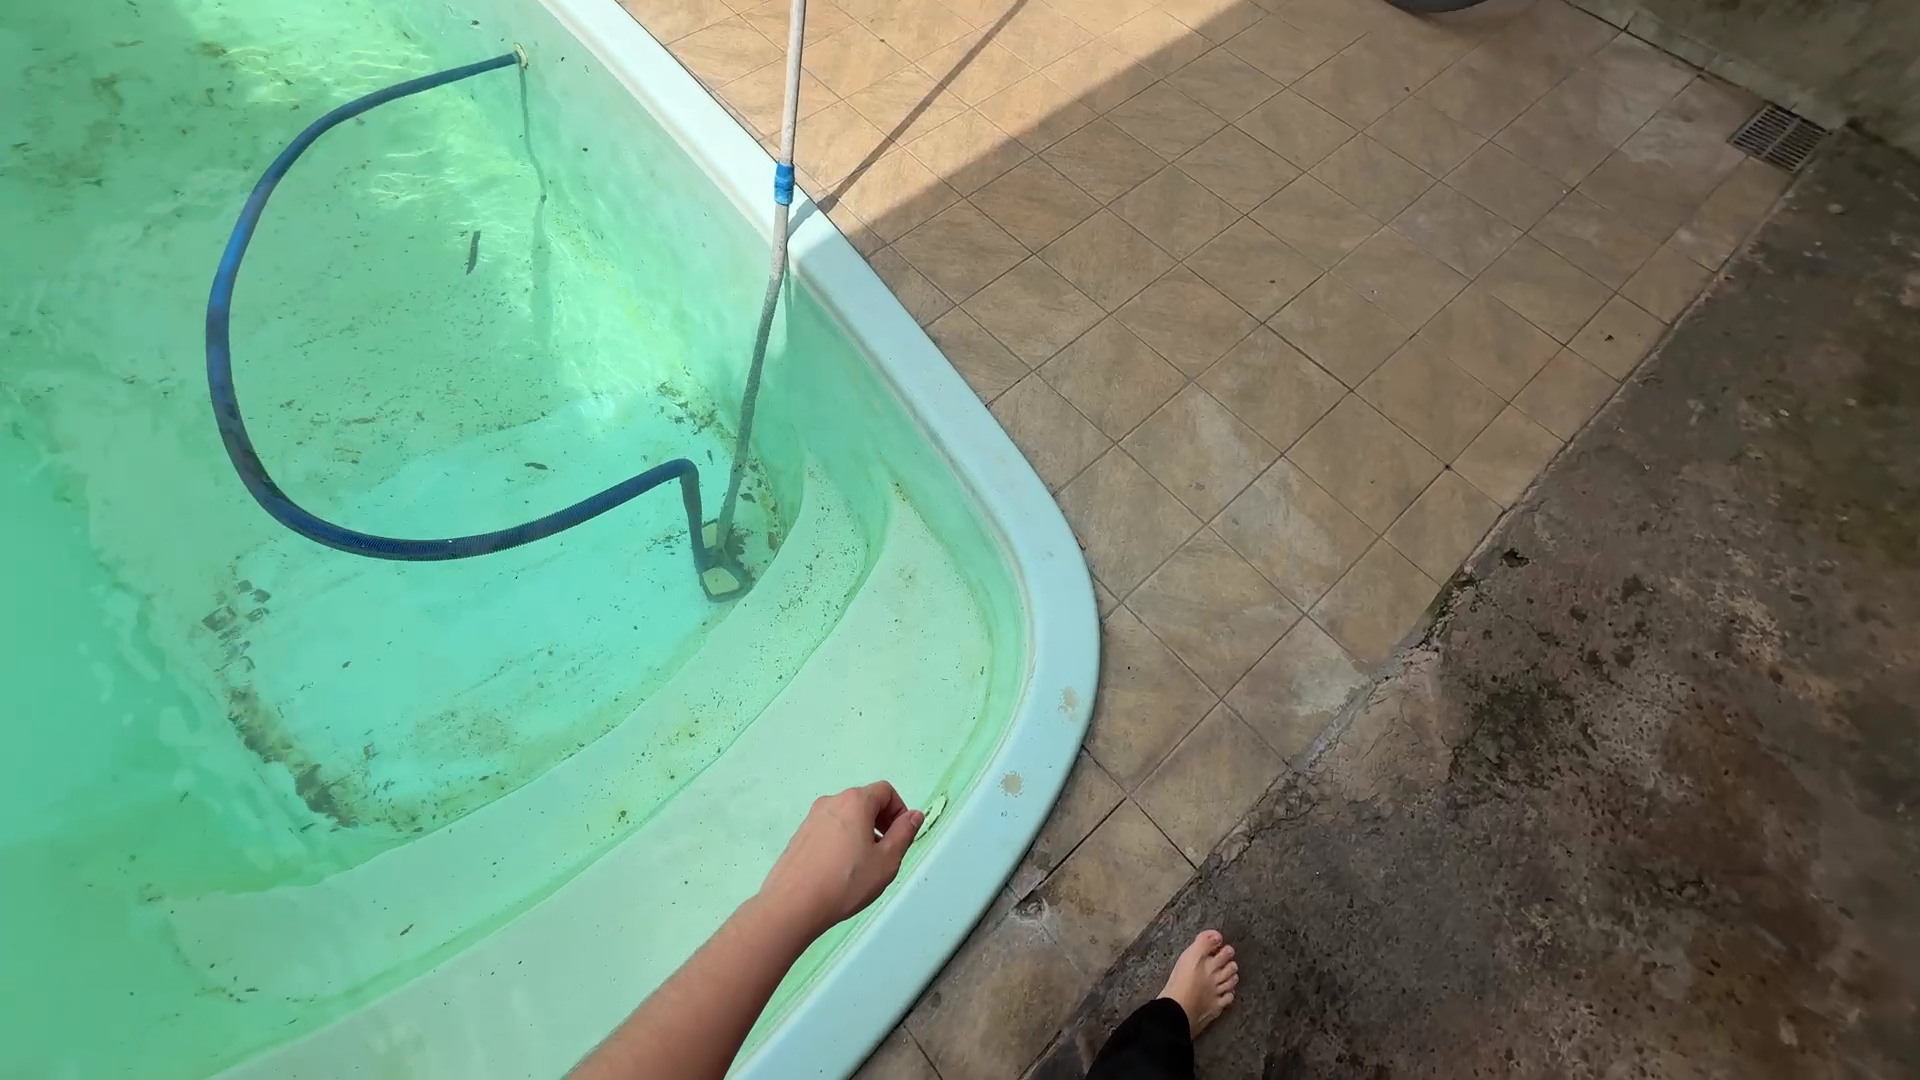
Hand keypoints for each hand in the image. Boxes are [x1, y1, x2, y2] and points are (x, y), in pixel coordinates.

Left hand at [756, 782, 923, 937]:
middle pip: (865, 801)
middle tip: (884, 853)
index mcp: (855, 802)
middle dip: (881, 822)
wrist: (792, 906)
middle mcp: (832, 802)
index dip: (899, 810)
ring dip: (861, 832)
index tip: (901, 836)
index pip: (885, 791)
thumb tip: (914, 815)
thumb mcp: (886, 861)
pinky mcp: (799, 835)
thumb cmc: (845, 882)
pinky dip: (841, 841)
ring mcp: (812, 818)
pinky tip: (839, 871)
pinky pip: (829, 829)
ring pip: (846, 816)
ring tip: (861, 866)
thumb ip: (904, 834)